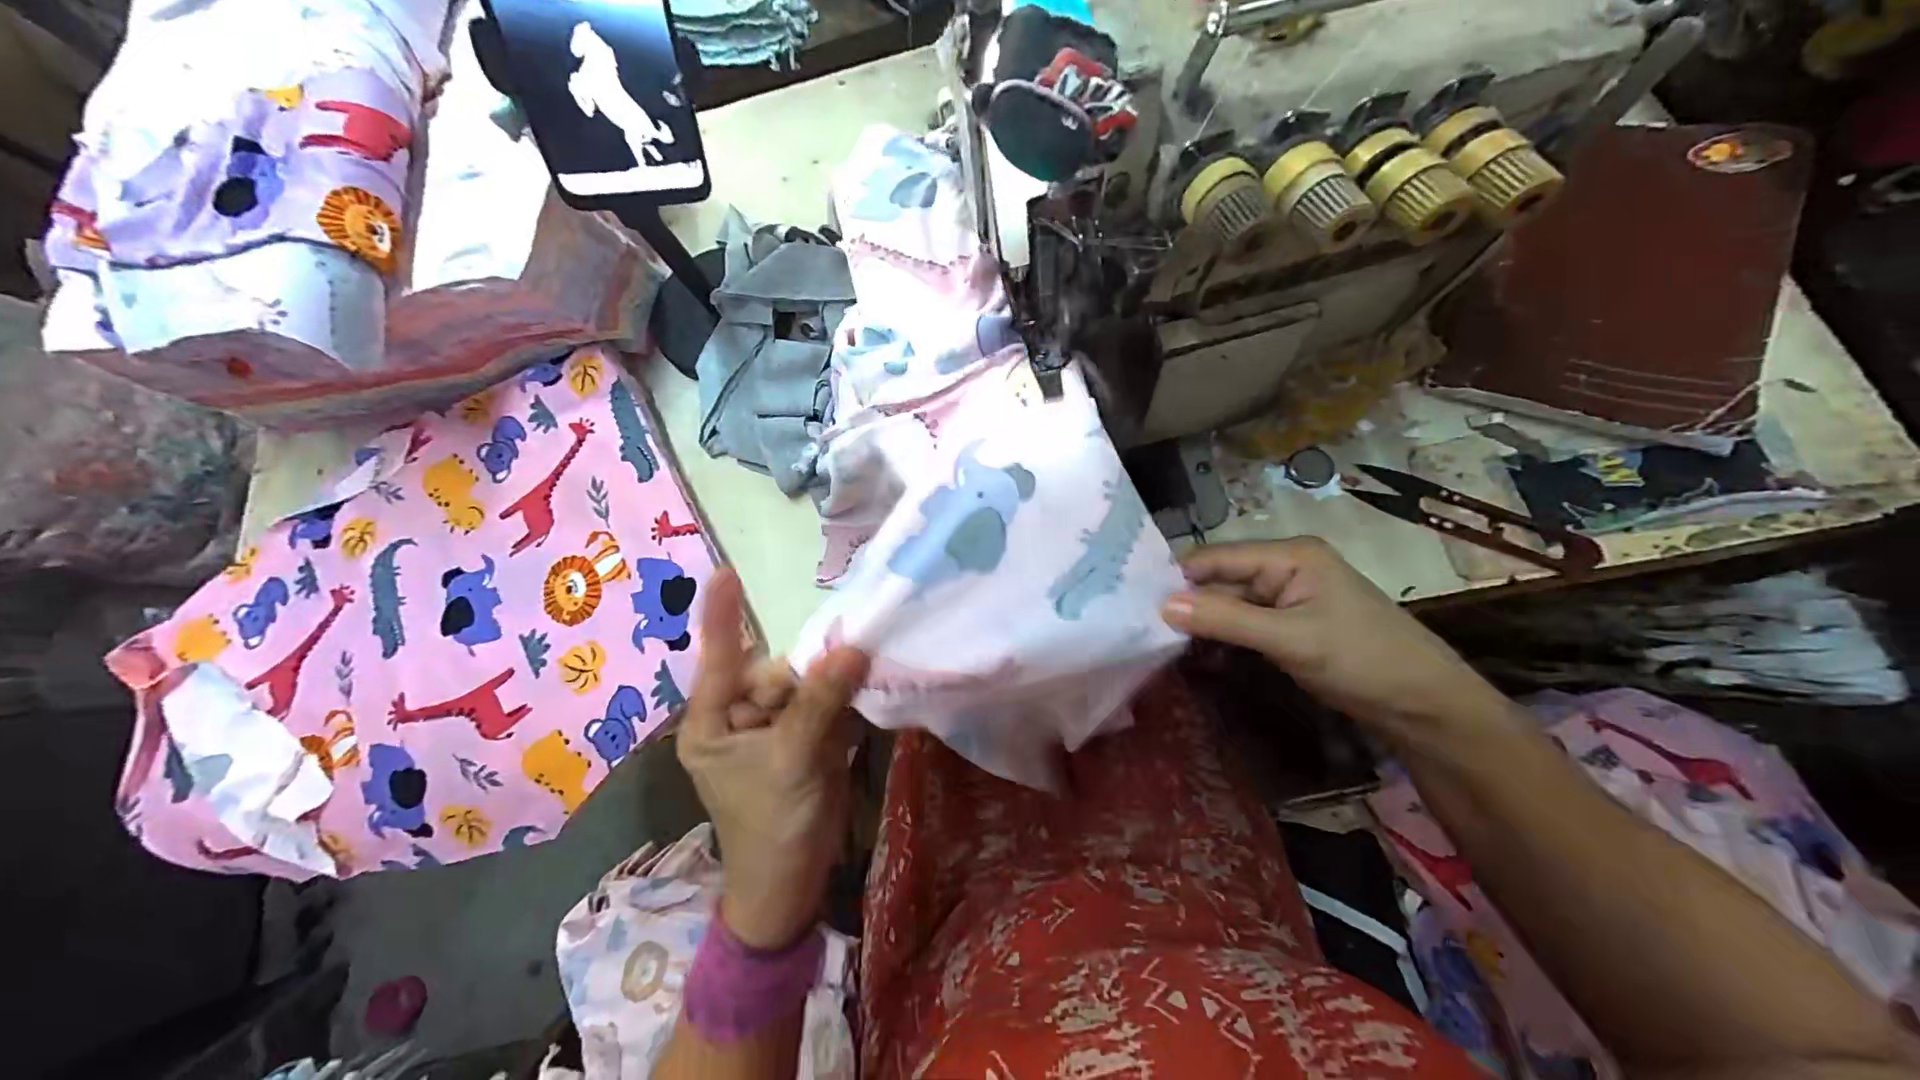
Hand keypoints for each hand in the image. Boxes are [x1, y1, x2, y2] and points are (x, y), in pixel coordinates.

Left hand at [678, 568, 870, 949]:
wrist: (791, 887)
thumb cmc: (772, 827)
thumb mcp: (791, 760)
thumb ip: (819, 702)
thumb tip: (852, 650)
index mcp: (711, 723)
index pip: (718, 660)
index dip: (722, 616)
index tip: (726, 571)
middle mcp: (738, 720)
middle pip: (773, 673)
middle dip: (806, 670)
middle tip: (844, 660)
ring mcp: (773, 732)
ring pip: (804, 688)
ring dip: (831, 683)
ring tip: (858, 670)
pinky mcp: (804, 743)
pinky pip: (824, 708)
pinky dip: (843, 702)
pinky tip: (862, 695)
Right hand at [1162, 539, 1512, 740]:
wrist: (1426, 706)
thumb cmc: (1363, 660)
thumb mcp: (1290, 638)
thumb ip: (1226, 619)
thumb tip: (1162, 605)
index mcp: (1290, 556)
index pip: (1217, 557)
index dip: (1178, 577)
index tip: (1134, 601)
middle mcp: (1285, 568)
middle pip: (1221, 580)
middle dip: (1187, 604)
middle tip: (1141, 629)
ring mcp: (1289, 598)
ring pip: (1229, 605)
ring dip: (1203, 624)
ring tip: (1160, 644)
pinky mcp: (1291, 626)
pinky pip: (1244, 625)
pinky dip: (1222, 639)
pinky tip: (1198, 656)